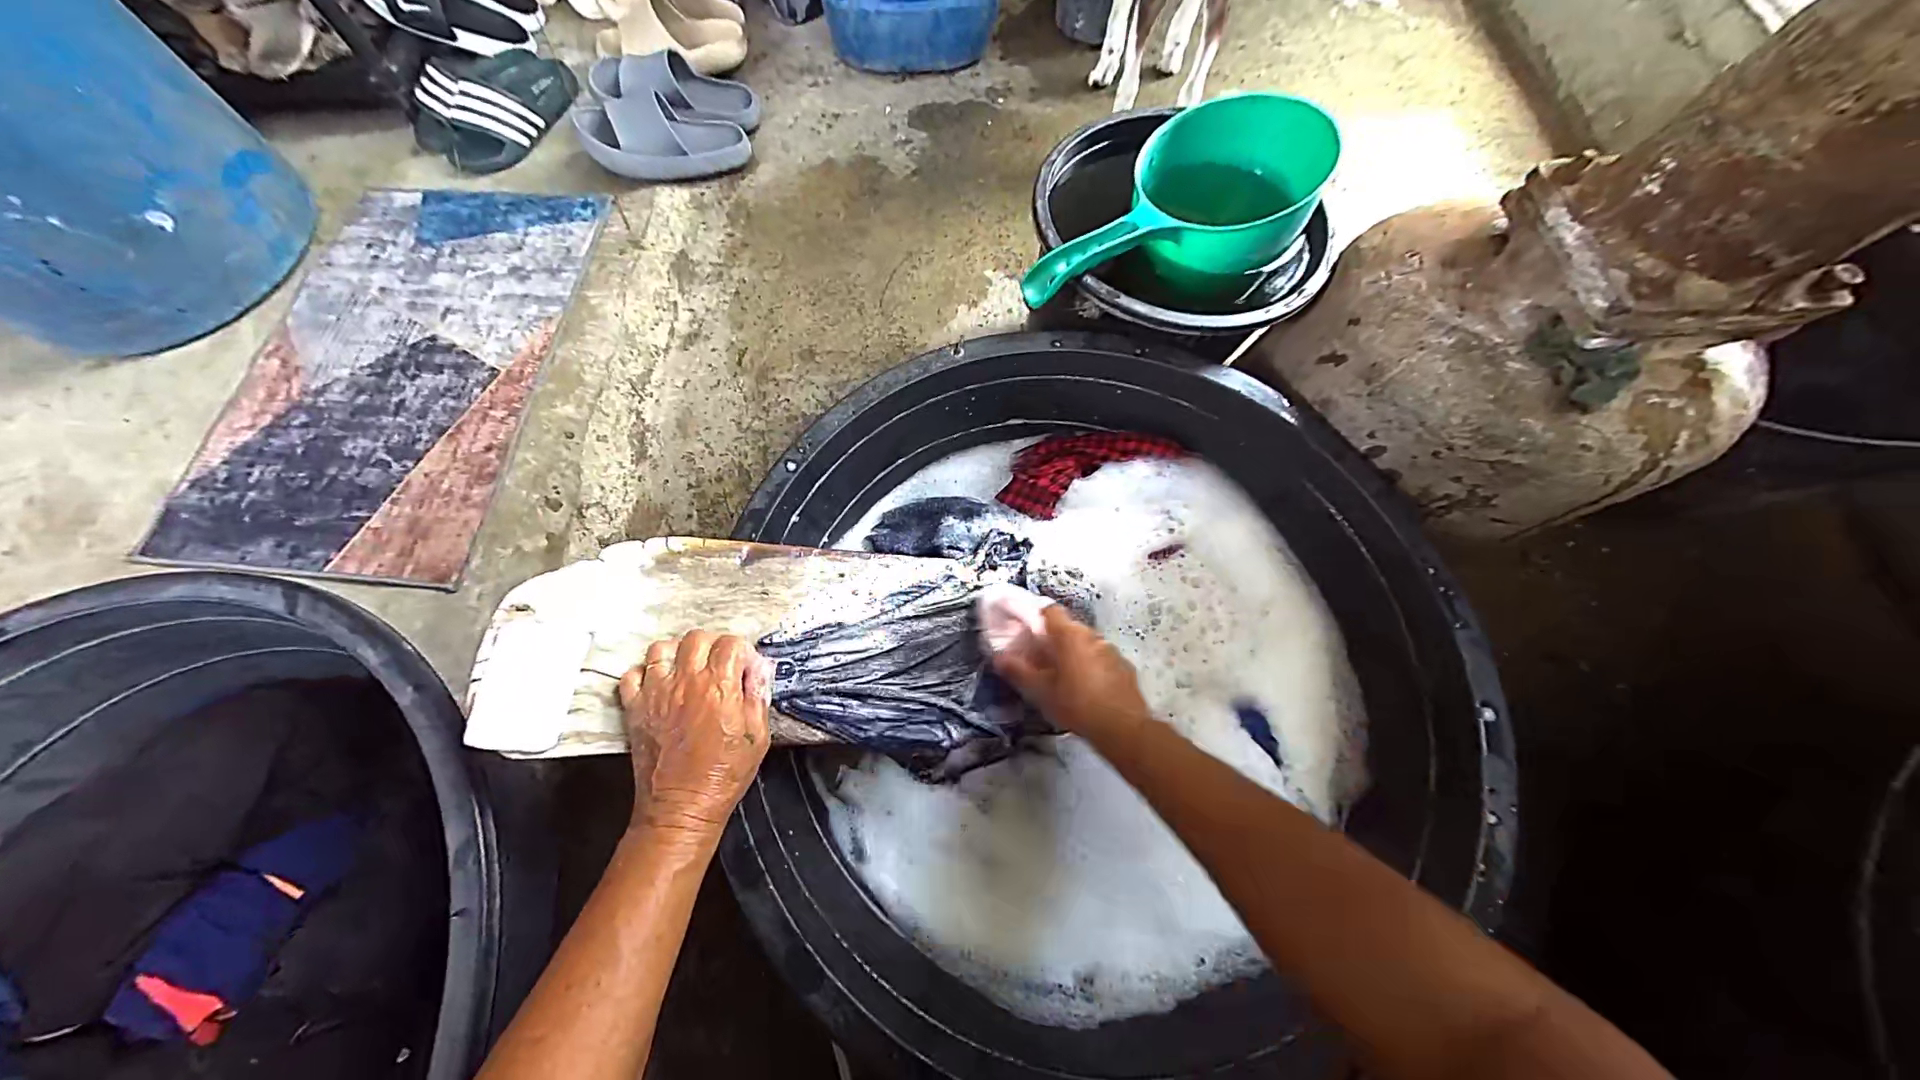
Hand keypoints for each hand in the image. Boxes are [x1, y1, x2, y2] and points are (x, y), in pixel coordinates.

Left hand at [617, 631, 772, 837]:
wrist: (682, 806)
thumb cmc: (721, 776)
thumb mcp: (758, 735)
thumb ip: (758, 695)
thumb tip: (760, 670)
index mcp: (720, 687)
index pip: (731, 643)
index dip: (742, 652)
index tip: (745, 667)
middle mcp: (686, 683)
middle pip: (696, 638)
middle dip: (712, 645)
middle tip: (719, 663)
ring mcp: (657, 694)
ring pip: (661, 648)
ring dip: (678, 653)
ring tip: (688, 669)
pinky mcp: (636, 709)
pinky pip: (632, 674)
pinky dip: (645, 673)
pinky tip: (659, 684)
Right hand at [989, 605, 1154, 745]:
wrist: (1121, 728)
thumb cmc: (1075, 705)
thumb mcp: (1040, 691)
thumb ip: (1018, 671)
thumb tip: (999, 658)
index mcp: (1069, 635)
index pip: (1050, 610)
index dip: (1037, 618)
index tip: (1028, 635)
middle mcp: (1092, 635)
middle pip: (1068, 627)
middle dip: (1055, 640)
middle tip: (1042, 660)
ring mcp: (1112, 650)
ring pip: (1087, 644)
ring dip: (1075, 654)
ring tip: (1065, 677)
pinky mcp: (1125, 666)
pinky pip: (1102, 658)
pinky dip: (1093, 666)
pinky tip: (1088, 688)